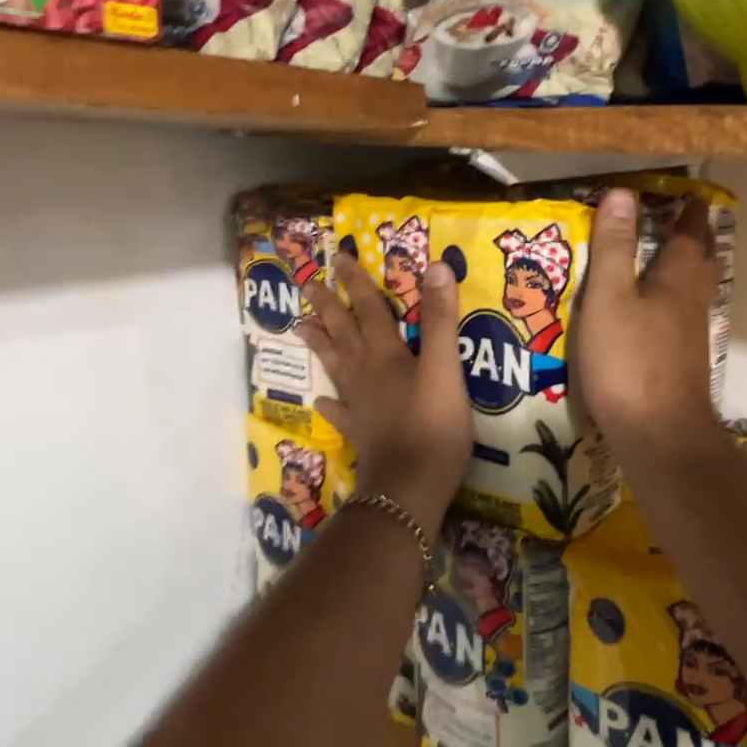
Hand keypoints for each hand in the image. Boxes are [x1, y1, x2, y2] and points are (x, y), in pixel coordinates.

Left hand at [302, 254, 470, 528]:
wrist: (408, 489)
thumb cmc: (432, 425)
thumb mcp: (444, 367)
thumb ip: (440, 319)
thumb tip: (436, 266)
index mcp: (384, 353)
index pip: (368, 307)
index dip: (355, 282)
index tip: (338, 258)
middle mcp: (364, 372)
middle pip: (343, 331)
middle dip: (328, 305)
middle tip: (309, 284)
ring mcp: (358, 404)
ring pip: (335, 365)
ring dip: (320, 344)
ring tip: (302, 328)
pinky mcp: (359, 432)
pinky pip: (340, 412)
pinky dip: (330, 403)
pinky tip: (322, 402)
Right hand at [573, 189, 720, 450]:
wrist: (660, 438)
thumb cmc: (630, 362)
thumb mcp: (609, 298)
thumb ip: (614, 247)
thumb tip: (623, 193)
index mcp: (677, 280)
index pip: (690, 233)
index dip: (688, 211)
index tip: (687, 191)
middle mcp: (692, 303)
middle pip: (702, 261)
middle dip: (696, 236)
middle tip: (684, 218)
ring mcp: (690, 337)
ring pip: (696, 290)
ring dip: (689, 267)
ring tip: (671, 257)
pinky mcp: (682, 364)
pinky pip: (683, 316)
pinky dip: (675, 299)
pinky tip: (657, 312)